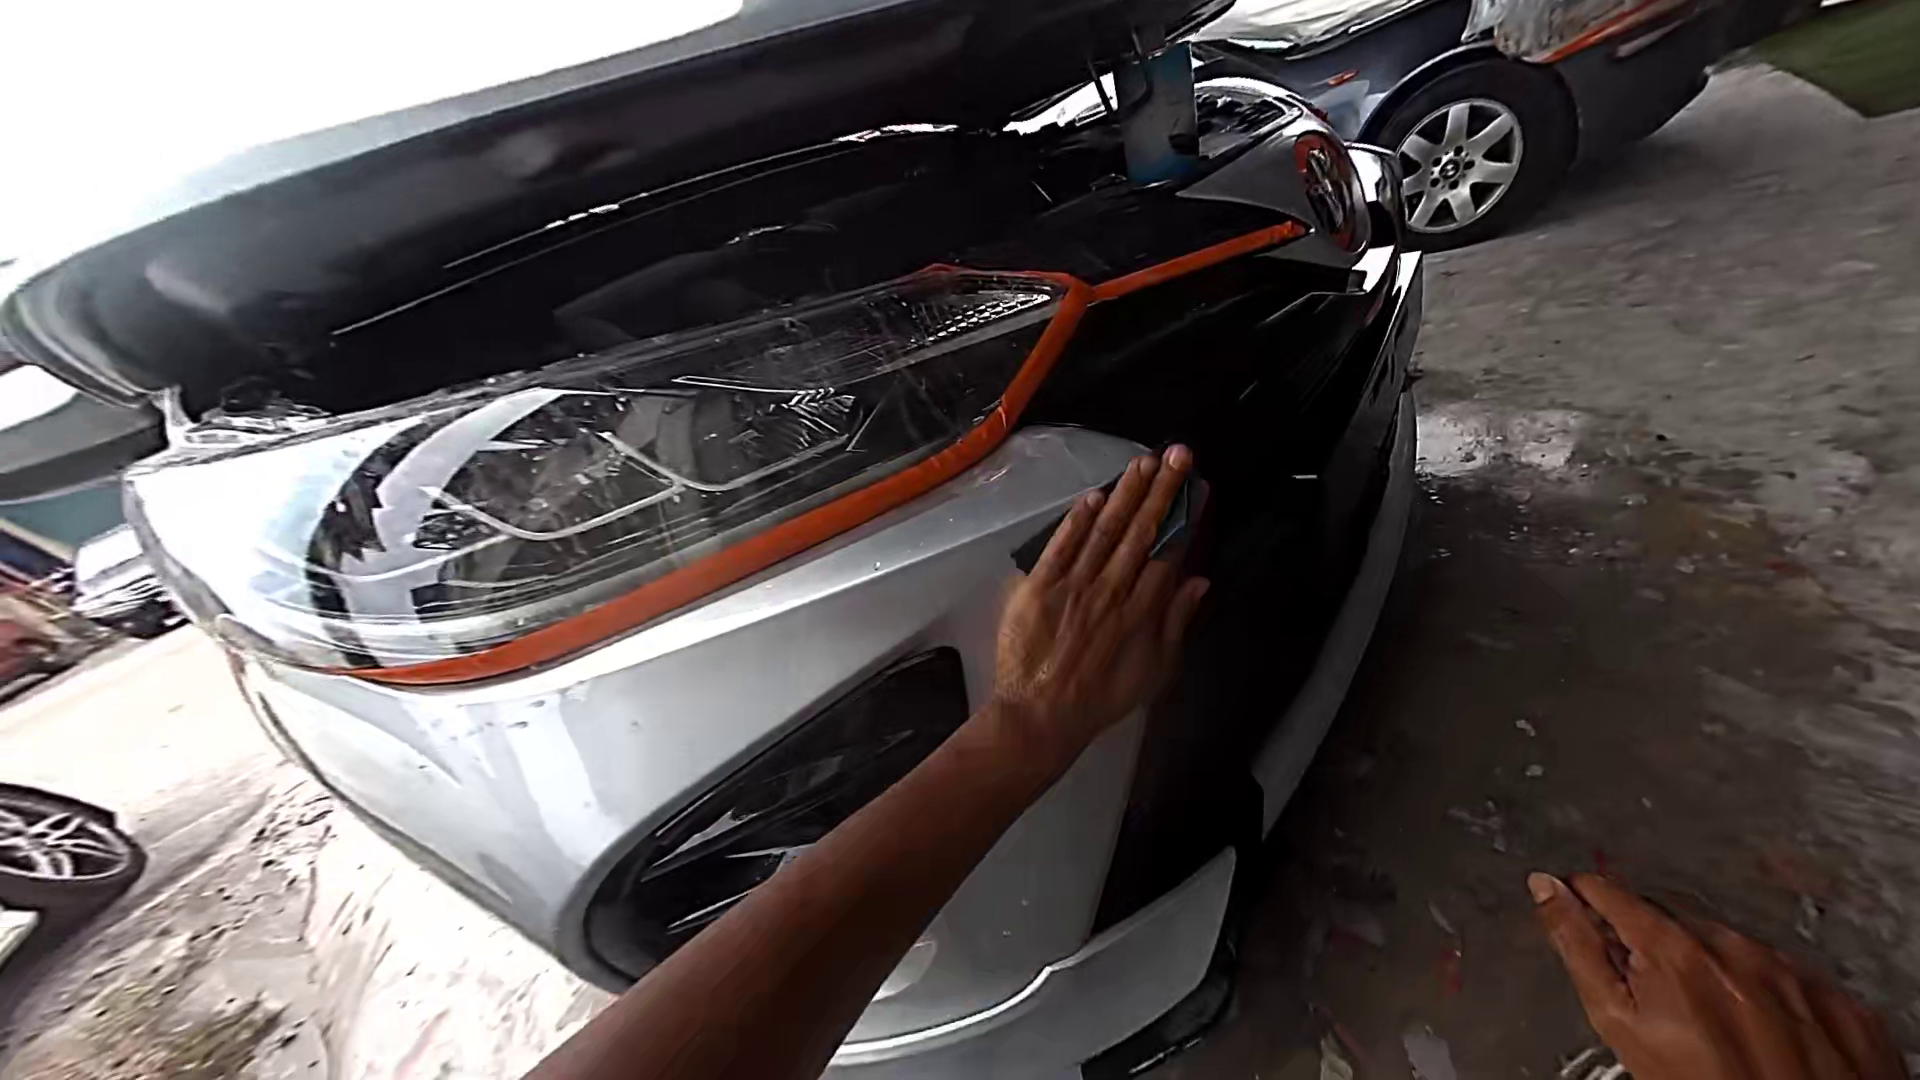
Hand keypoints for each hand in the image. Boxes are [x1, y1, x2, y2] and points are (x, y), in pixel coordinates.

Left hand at [991, 445, 1209, 768]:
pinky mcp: (1039, 586)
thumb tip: (1200, 580)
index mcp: (1142, 610)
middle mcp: (1112, 590)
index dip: (1184, 517)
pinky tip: (1094, 495)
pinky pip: (1061, 547)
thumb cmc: (1101, 697)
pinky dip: (1077, 521)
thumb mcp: (1155, 671)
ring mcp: (1074, 585)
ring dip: (1125, 495)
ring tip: (1144, 463)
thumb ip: (1176, 623)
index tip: (1197, 487)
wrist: (1041, 713)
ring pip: (1105, 531)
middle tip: (1177, 454)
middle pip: (1141, 532)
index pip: (1169, 552)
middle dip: (1161, 491)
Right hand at [1531, 871, 1904, 1079]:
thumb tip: (1544, 885)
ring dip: (1701, 957)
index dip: (1584, 901)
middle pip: (1662, 912)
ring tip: (1707, 1010)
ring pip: (1719, 938)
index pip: (1605, 889)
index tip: (1583, 920)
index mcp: (1672, 948)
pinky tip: (1758, 1023)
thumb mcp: (1614, 1018)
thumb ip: (1574, 942)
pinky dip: (1758, 984)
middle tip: (1649, 986)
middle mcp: (1733, 949)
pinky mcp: (1842, 1003)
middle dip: (1645, 935)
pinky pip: (1779, 969)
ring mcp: (1794, 975)